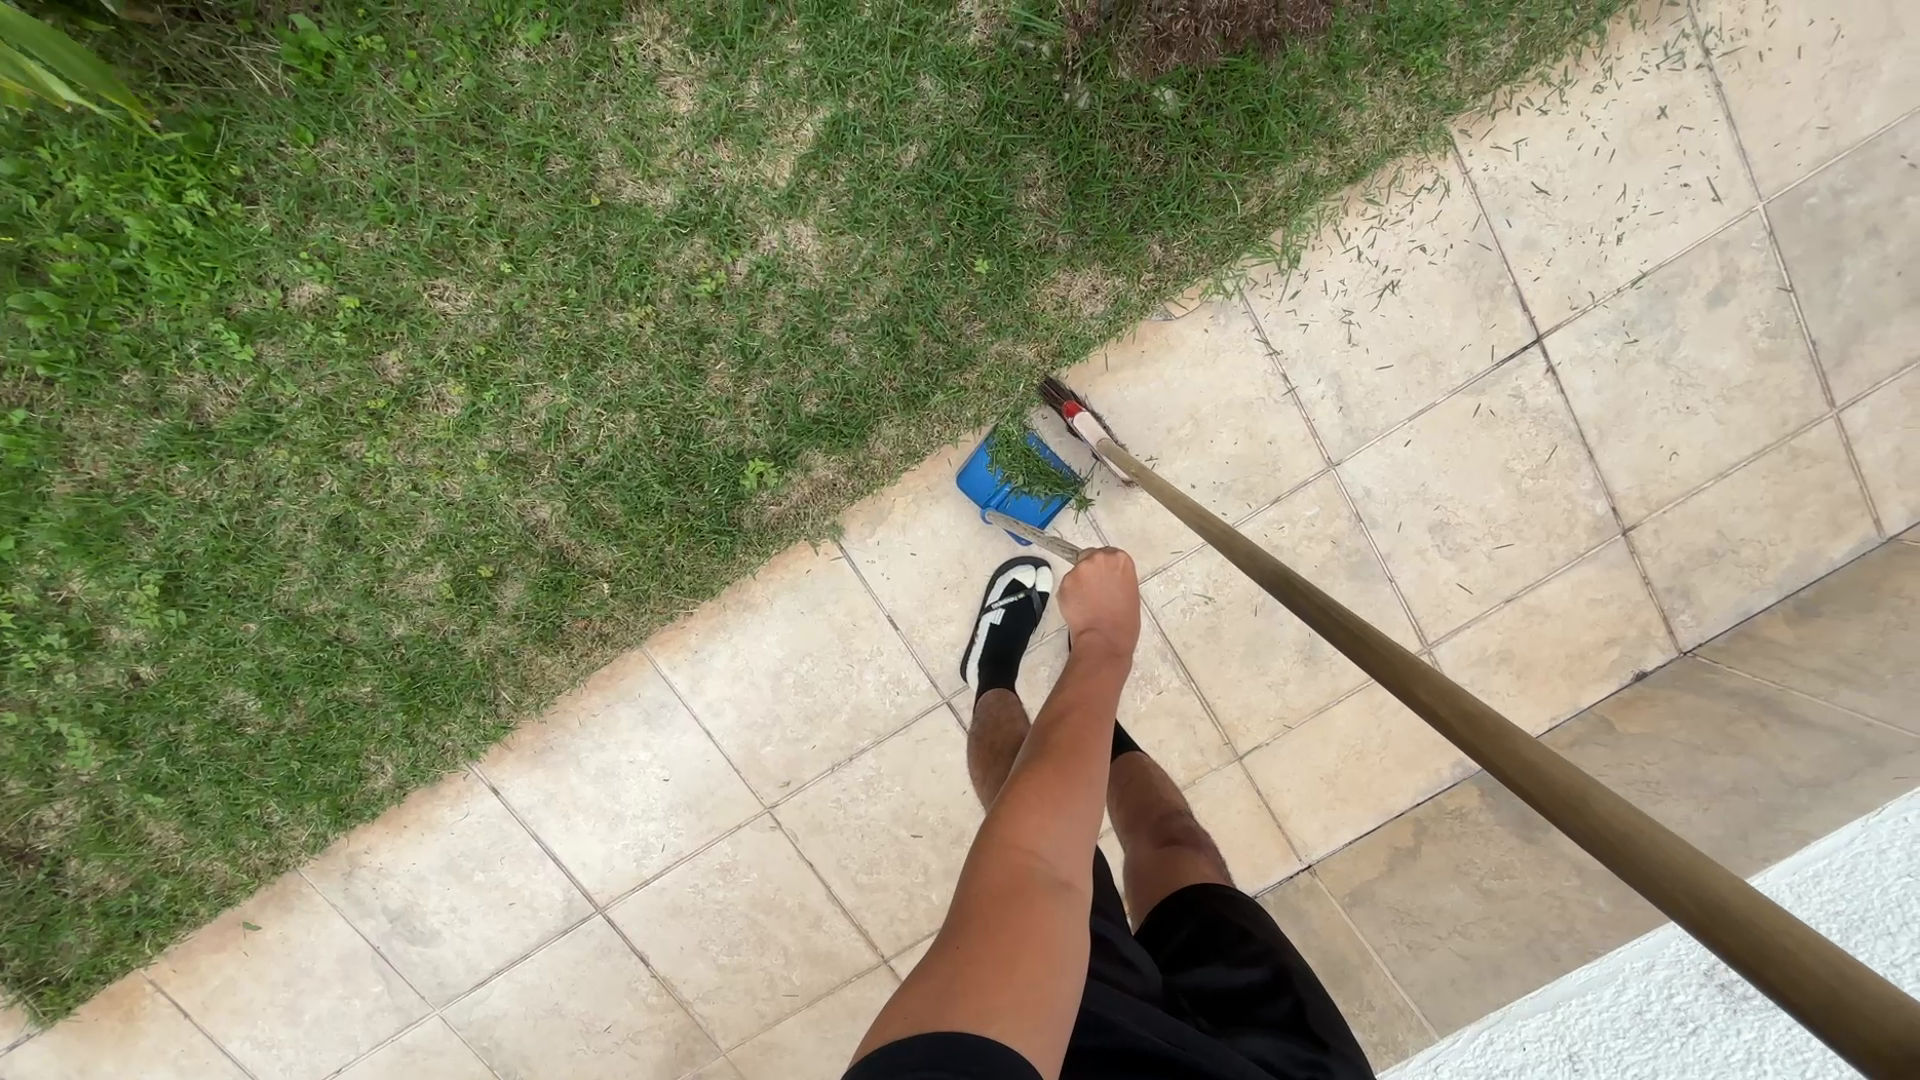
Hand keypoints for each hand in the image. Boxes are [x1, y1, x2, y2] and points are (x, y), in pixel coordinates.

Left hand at [1058, 548, 1139, 659]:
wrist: (1106, 638)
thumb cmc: (1123, 621)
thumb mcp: (1129, 590)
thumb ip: (1116, 576)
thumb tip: (1105, 577)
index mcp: (1120, 559)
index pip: (1106, 553)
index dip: (1102, 568)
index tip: (1102, 578)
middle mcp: (1099, 558)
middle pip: (1088, 557)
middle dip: (1089, 571)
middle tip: (1093, 592)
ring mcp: (1080, 569)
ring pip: (1076, 572)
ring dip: (1078, 584)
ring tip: (1087, 604)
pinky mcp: (1064, 582)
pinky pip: (1066, 585)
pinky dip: (1069, 594)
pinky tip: (1078, 608)